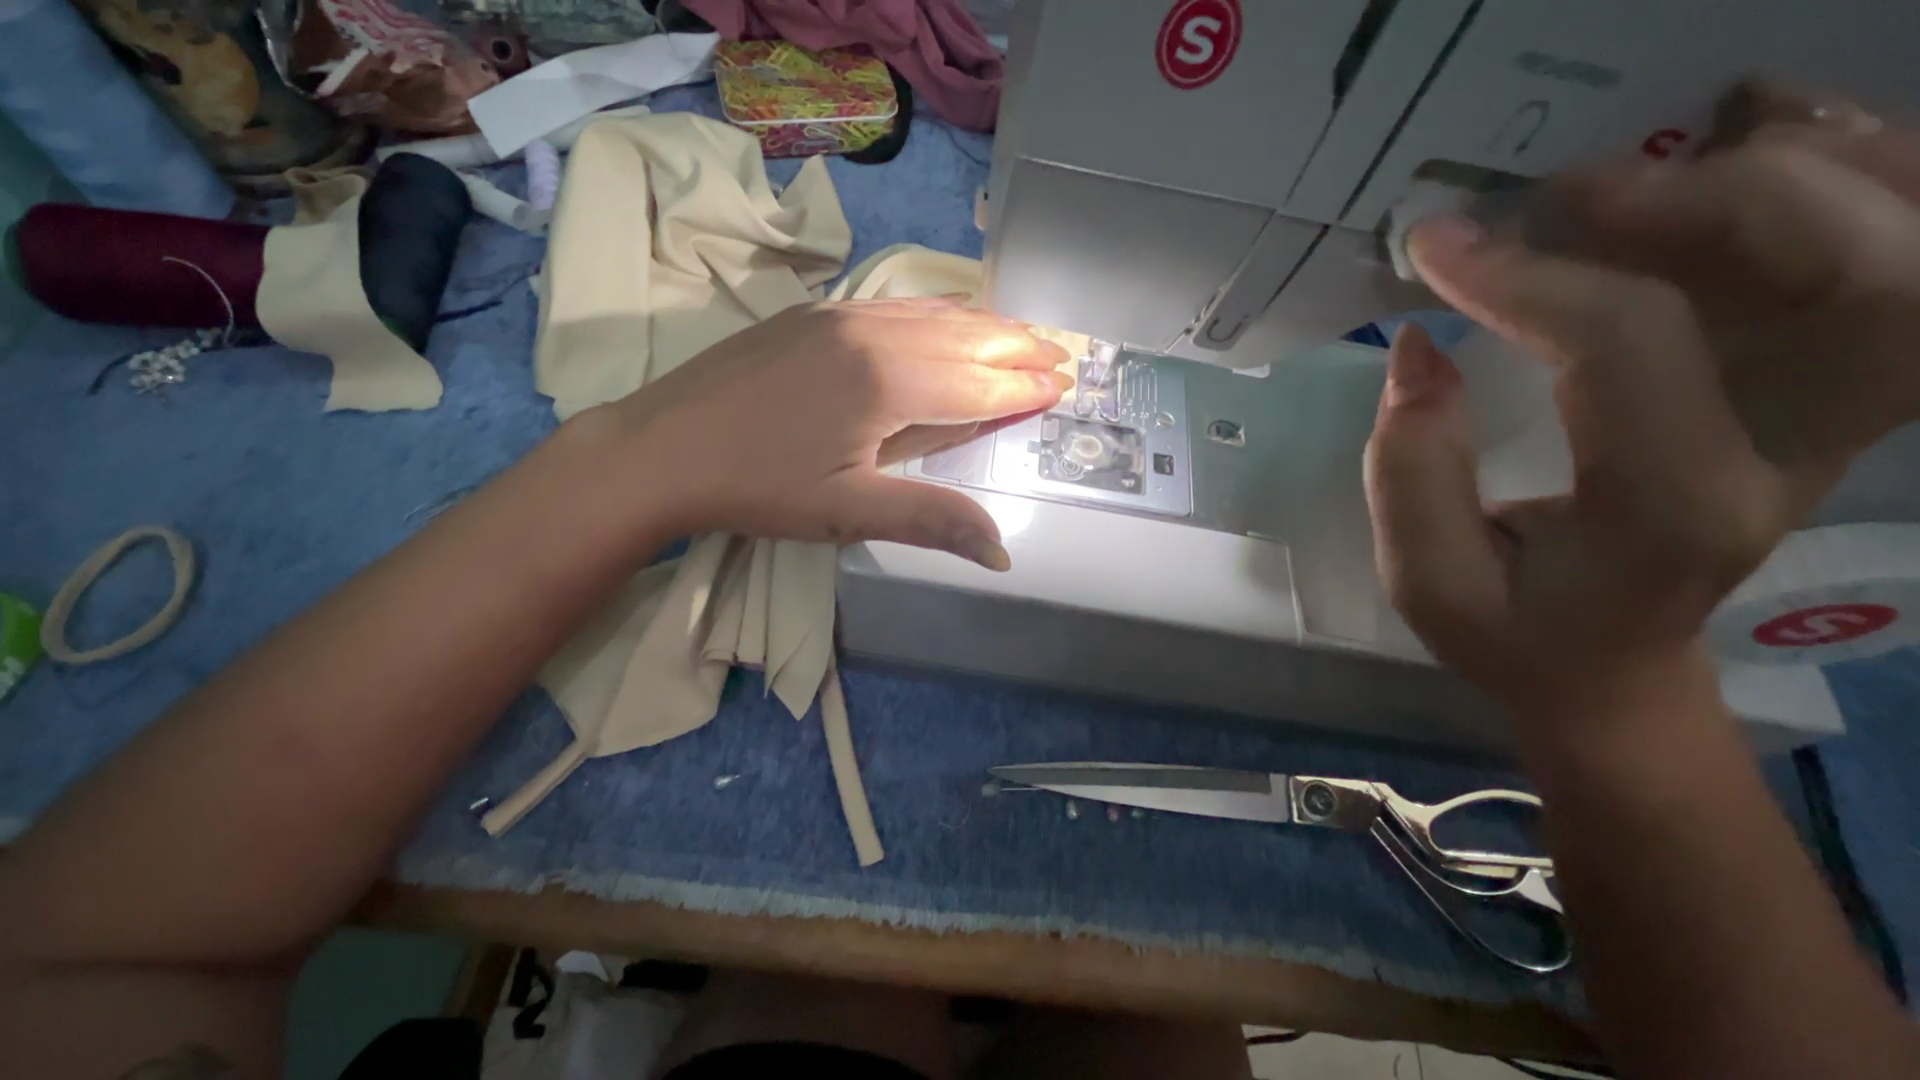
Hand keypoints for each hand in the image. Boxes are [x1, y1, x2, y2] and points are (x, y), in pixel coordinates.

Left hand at [590, 297, 1071, 568]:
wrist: (662, 446)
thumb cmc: (758, 486)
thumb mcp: (847, 511)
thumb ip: (930, 519)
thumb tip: (1003, 550)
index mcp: (889, 383)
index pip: (976, 382)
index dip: (1022, 385)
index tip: (1064, 383)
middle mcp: (874, 334)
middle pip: (964, 337)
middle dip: (1017, 346)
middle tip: (1062, 351)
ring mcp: (840, 316)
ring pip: (931, 314)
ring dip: (982, 324)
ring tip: (1020, 331)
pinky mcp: (813, 313)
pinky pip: (894, 305)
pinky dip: (935, 312)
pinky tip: (944, 317)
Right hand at [1364, 107, 1919, 718]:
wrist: (1612, 665)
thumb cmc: (1514, 633)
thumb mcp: (1429, 583)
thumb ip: (1410, 473)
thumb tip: (1421, 342)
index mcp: (1675, 508)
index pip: (1629, 343)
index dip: (1527, 276)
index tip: (1435, 247)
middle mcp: (1790, 452)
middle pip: (1847, 270)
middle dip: (1709, 198)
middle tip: (1569, 196)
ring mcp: (1829, 417)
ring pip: (1902, 248)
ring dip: (1788, 177)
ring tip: (1644, 173)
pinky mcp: (1821, 391)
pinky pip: (1886, 257)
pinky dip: (1830, 188)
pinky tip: (1721, 172)